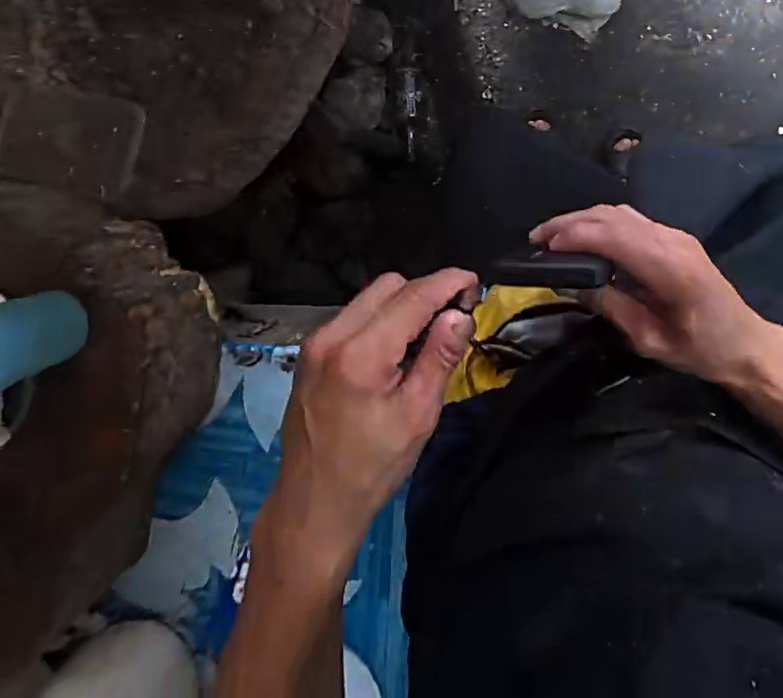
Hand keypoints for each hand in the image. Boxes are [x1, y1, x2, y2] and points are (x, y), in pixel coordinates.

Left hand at [261, 269, 478, 568]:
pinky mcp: (309, 352)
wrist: (312, 502)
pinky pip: (352, 317)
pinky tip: (396, 348)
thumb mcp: (417, 416)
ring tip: (428, 334)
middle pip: (387, 287)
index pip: (411, 297)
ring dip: (402, 304)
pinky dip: (380, 320)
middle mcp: (331, 335)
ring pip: (368, 298)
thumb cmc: (371, 468)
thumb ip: (438, 358)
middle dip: (425, 292)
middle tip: (454, 315)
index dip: (446, 283)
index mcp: (359, 353)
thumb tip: (460, 314)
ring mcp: (315, 342)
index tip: (473, 281)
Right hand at [530, 204, 782, 388]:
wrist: (746, 342)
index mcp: (670, 269)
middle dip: (569, 223)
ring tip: (551, 236)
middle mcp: (672, 241)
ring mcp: (674, 234)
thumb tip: (573, 283)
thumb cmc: (701, 349)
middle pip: (611, 217)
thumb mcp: (650, 340)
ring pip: (618, 212)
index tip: (544, 247)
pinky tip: (581, 236)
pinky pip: (628, 219)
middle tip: (536, 238)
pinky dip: (597, 222)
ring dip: (581, 219)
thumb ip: (612, 307)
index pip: (614, 237)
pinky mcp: (672, 236)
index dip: (575, 236)